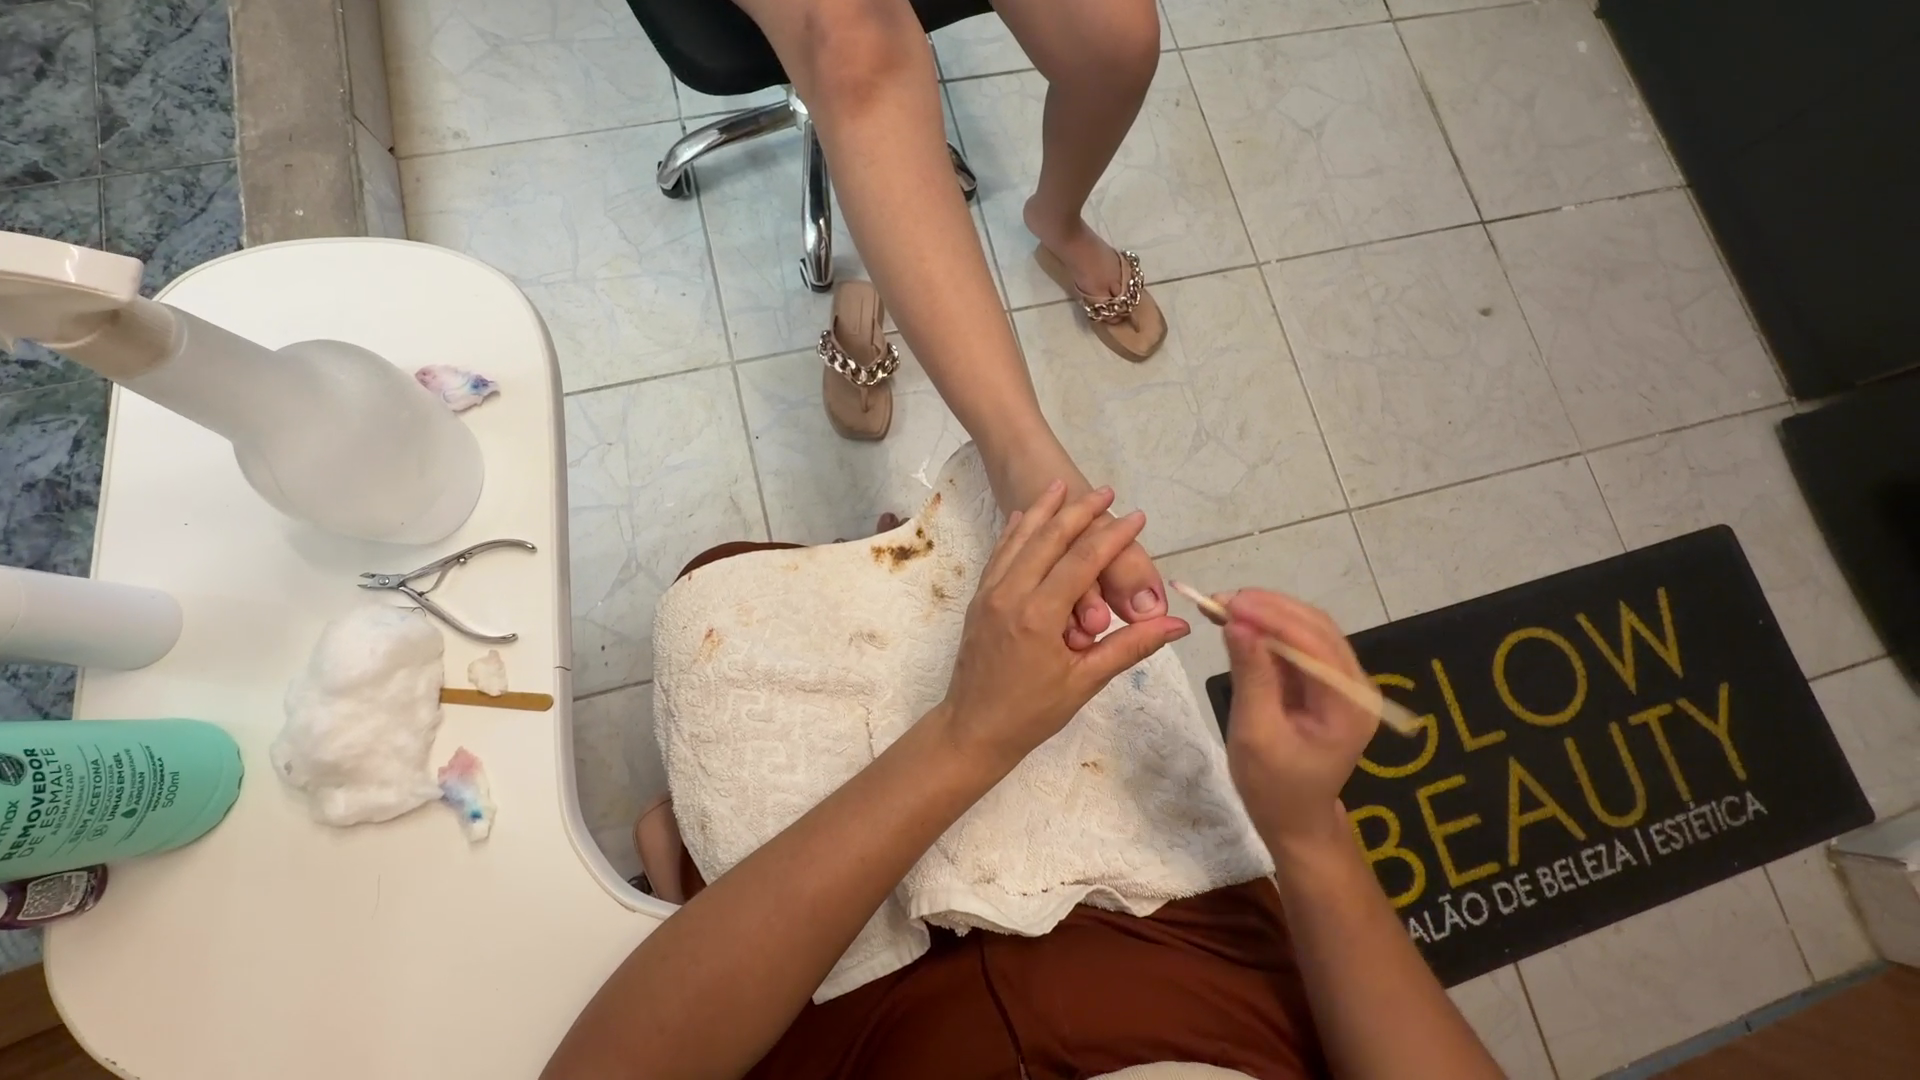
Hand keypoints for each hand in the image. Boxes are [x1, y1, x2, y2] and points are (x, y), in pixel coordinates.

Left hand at [942, 481, 1189, 766]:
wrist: (971, 728)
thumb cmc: (1031, 713)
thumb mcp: (1084, 681)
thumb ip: (1129, 646)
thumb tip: (1176, 625)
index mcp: (1040, 615)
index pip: (1084, 561)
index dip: (1113, 536)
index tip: (1137, 516)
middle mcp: (1011, 595)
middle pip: (1048, 539)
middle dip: (1079, 511)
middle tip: (1105, 490)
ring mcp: (990, 594)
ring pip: (1018, 540)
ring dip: (1041, 510)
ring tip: (1059, 485)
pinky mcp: (978, 599)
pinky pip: (998, 556)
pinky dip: (1012, 533)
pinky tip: (1020, 518)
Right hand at [1222, 590, 1377, 853]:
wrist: (1294, 820)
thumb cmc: (1274, 786)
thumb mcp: (1255, 734)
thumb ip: (1251, 676)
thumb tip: (1235, 624)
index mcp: (1349, 704)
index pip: (1313, 642)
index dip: (1270, 615)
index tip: (1226, 602)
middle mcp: (1355, 686)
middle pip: (1315, 626)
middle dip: (1267, 607)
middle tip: (1218, 600)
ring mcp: (1343, 682)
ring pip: (1307, 628)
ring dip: (1266, 613)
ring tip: (1221, 607)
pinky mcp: (1324, 683)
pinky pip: (1298, 644)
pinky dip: (1267, 629)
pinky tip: (1238, 623)